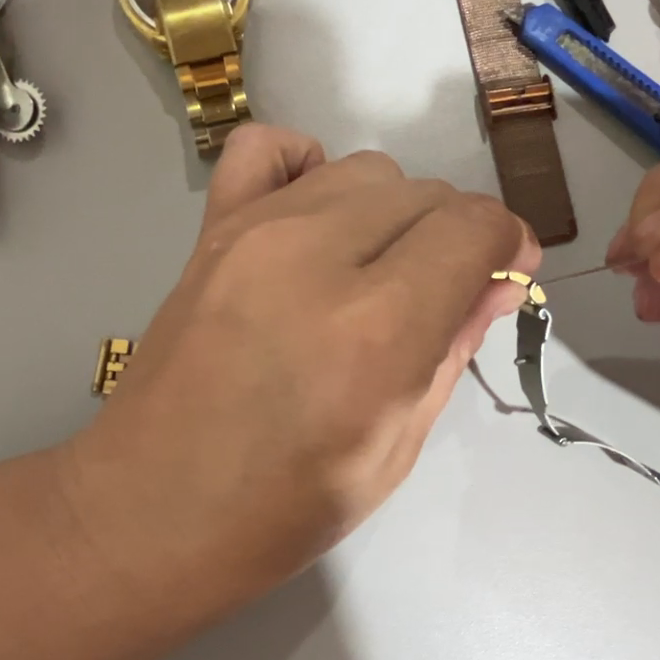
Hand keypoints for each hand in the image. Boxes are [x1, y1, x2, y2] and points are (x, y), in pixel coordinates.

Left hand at [67, 124, 537, 602]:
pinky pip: (267, 149)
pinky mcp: (208, 232)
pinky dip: (308, 168)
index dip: (507, 246)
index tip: (504, 278)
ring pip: (364, 169)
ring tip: (377, 270)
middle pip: (425, 193)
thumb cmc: (283, 509)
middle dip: (454, 237)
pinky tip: (314, 218)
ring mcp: (253, 234)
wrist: (151, 511)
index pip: (475, 227)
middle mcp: (318, 257)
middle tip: (441, 294)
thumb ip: (450, 351)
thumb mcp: (394, 449)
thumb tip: (495, 285)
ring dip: (393, 213)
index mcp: (377, 329)